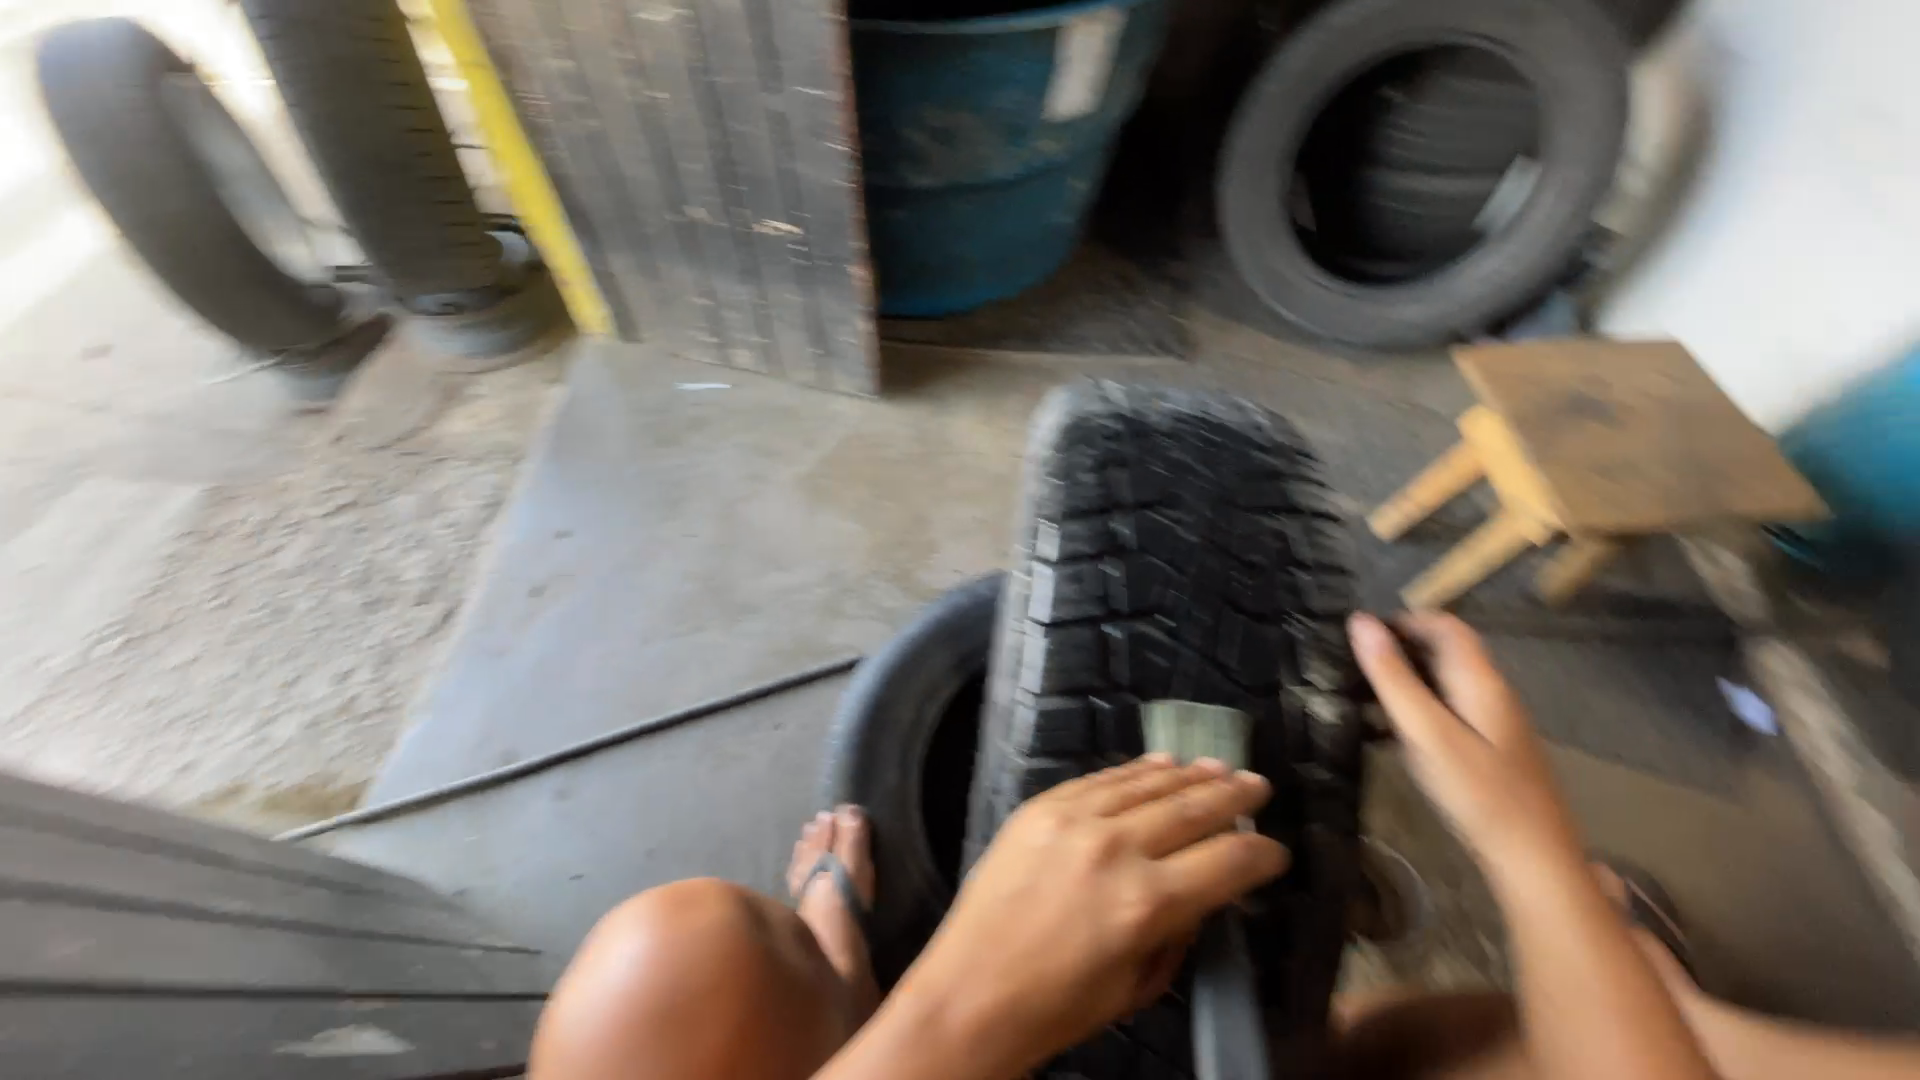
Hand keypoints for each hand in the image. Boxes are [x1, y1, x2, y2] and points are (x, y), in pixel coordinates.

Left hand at [895, 756, 1286, 1077]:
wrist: (970, 990)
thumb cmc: (1058, 1006)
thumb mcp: (1138, 985)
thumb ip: (1178, 931)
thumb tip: (1202, 889)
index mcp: (1146, 903)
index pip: (1227, 862)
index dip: (1262, 853)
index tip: (1276, 849)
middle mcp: (1115, 849)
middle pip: (1192, 810)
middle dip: (1234, 797)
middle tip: (1259, 786)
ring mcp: (1073, 819)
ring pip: (1147, 784)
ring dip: (1190, 775)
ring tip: (1219, 768)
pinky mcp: (1041, 806)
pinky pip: (1100, 778)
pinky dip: (1135, 770)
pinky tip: (1160, 764)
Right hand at [1348, 611, 1584, 884]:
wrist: (1532, 858)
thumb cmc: (1476, 792)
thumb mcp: (1425, 732)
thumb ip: (1391, 676)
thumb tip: (1360, 621)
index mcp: (1481, 680)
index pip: (1444, 624)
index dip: (1402, 620)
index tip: (1358, 636)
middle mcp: (1491, 692)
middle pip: (1444, 650)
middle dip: (1398, 649)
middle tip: (1350, 666)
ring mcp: (1493, 721)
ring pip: (1443, 681)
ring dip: (1403, 680)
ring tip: (1359, 696)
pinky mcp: (1489, 747)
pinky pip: (1446, 709)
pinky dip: (1415, 708)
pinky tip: (1387, 731)